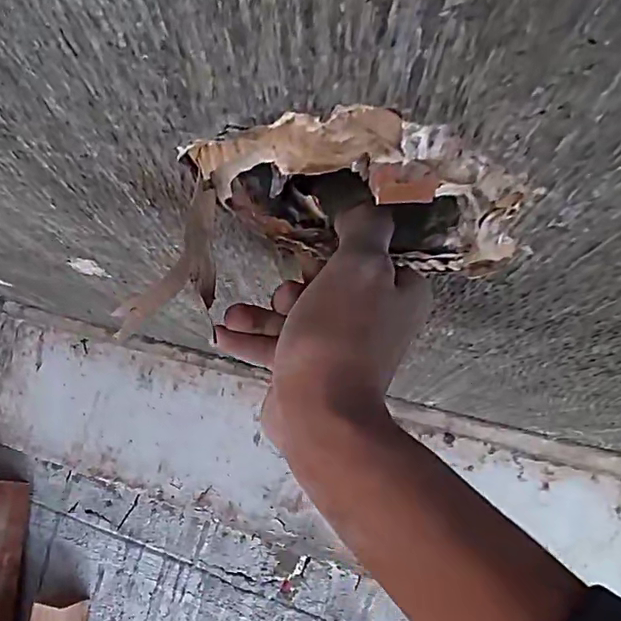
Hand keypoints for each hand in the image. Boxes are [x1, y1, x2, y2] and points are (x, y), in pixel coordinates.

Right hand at [213, 206, 430, 444]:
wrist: (318, 413)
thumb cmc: (340, 335)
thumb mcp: (359, 266)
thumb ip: (364, 228)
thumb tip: (363, 207)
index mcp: (397, 295)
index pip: (373, 258)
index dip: (339, 251)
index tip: (313, 250)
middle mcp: (372, 322)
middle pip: (326, 287)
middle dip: (293, 287)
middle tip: (282, 295)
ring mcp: (336, 350)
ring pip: (295, 317)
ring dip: (260, 313)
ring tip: (234, 314)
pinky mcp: (305, 372)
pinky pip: (275, 347)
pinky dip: (250, 339)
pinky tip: (223, 334)